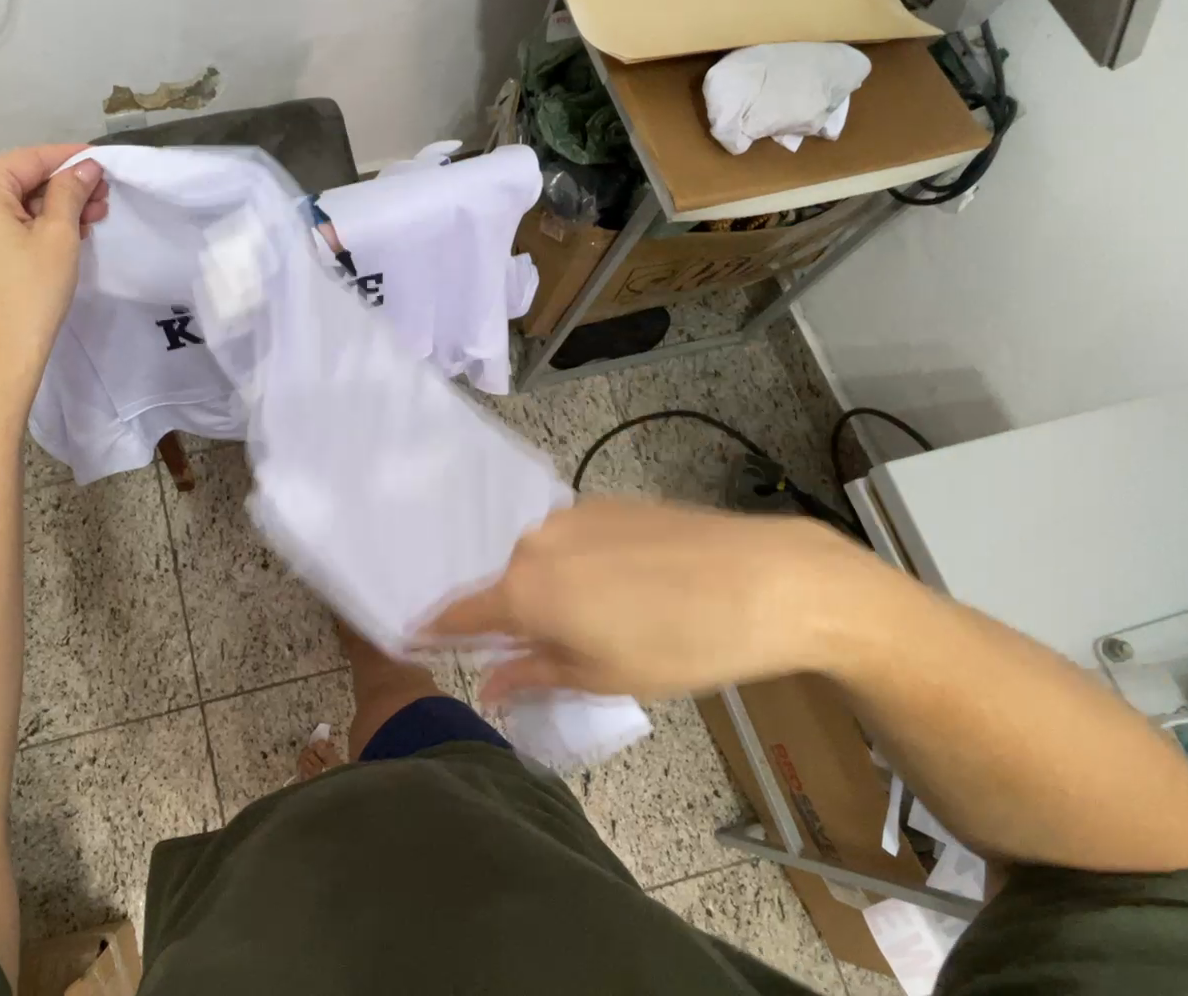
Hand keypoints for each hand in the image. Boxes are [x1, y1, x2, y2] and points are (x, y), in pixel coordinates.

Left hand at [0, 144, 109, 370]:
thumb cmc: (30, 292)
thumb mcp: (59, 237)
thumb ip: (70, 193)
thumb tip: (84, 168)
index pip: (29, 159)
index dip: (69, 159)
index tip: (101, 161)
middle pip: (17, 182)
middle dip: (62, 189)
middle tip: (102, 198)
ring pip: (9, 207)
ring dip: (49, 210)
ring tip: (90, 220)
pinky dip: (29, 227)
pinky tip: (61, 237)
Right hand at [421, 498, 895, 702]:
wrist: (772, 580)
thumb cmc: (682, 644)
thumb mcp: (603, 675)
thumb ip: (532, 675)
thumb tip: (488, 685)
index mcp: (525, 589)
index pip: (460, 613)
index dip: (436, 631)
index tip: (415, 641)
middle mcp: (536, 542)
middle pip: (504, 587)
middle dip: (513, 619)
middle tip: (548, 654)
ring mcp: (573, 515)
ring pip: (541, 562)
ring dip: (551, 591)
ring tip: (604, 621)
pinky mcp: (609, 503)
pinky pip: (573, 541)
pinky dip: (580, 567)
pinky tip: (629, 588)